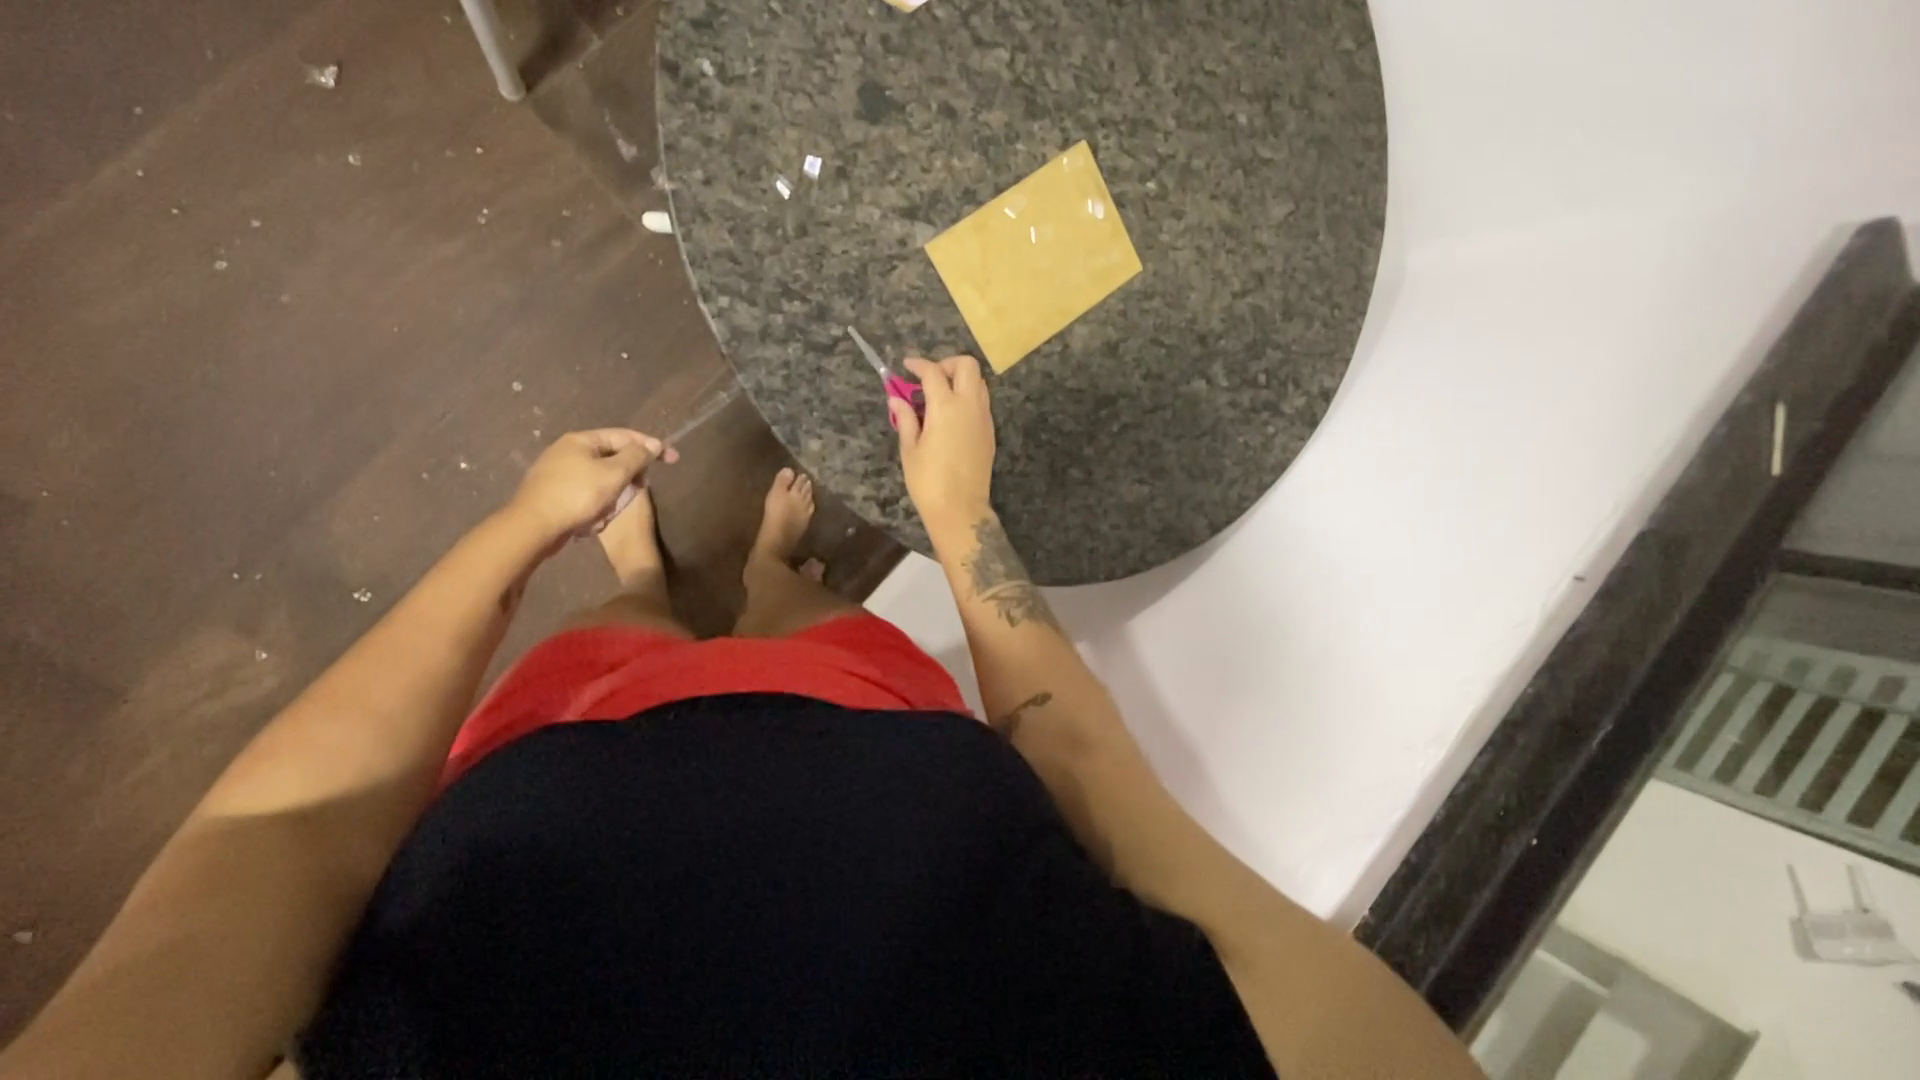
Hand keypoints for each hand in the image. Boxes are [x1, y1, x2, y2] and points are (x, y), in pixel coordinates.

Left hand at [506, 428, 677, 540]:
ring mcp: (557, 471)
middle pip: (612, 457)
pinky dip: (597, 502)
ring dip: (613, 493)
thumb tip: (654, 444)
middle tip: (640, 489)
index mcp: (581, 440)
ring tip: (613, 509)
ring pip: (600, 477)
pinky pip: (585, 492)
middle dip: (629, 475)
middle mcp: (567, 450)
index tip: (671, 459)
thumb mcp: (614, 474)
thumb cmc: (577, 496)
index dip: (650, 446)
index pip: (624, 435)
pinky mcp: (552, 492)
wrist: (533, 527)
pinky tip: (596, 517)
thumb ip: (637, 457)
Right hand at [893, 355, 995, 534]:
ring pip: (979, 382)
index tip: (907, 366)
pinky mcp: (990, 432)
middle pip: (968, 365)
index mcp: (946, 407)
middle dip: (948, 364)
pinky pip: (982, 402)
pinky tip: (951, 415)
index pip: (933, 373)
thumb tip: (896, 399)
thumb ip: (906, 419)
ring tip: (940, 396)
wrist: (960, 508)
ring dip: (961, 379)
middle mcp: (969, 406)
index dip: (919, 364)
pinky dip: (968, 397)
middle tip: (929, 378)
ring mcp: (984, 418)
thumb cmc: (928, 481)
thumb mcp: (910, 449)